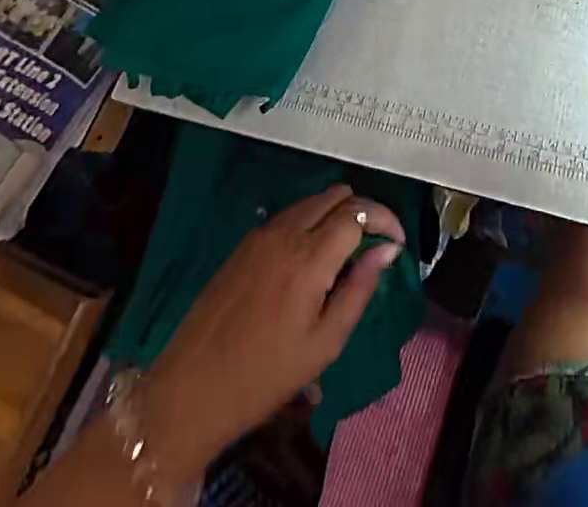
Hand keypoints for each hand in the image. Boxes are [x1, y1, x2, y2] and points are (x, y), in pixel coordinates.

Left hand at [140, 186, 404, 480]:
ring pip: (313, 200)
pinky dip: (312, 221)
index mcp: (308, 259)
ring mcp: (260, 235)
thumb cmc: (265, 375)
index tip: (397, 242)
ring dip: (337, 213)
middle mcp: (285, 234)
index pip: (359, 213)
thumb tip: (388, 250)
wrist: (189, 391)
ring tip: (348, 251)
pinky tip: (313, 256)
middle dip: (364, 211)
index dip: (385, 220)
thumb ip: (360, 288)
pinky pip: (290, 215)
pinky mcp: (244, 244)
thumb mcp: (325, 343)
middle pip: (337, 195)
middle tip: (375, 244)